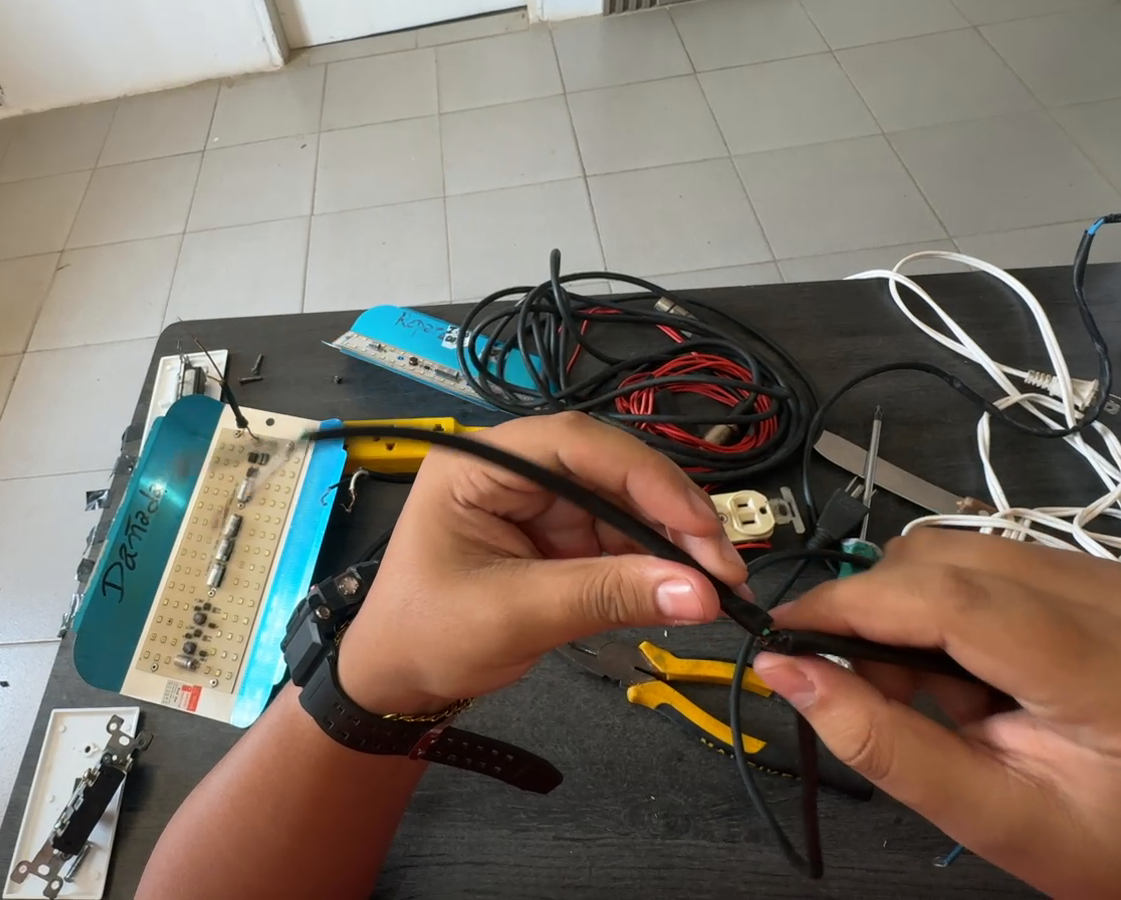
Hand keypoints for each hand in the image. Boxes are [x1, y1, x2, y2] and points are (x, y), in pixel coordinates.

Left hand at [335, 413, 748, 714]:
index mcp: (479, 463)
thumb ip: (604, 595)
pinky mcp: (554, 533)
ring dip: (669, 539)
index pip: (573, 442)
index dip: (643, 476)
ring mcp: (537, 501)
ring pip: (621, 501)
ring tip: (716, 584)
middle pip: (606, 467)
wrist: (398, 676)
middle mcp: (512, 469)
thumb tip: (702, 592)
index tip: (698, 525)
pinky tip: (682, 586)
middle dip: (667, 511)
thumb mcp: (513, 613)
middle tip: (722, 565)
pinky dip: (651, 561)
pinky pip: (615, 535)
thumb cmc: (429, 633)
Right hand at [752, 529, 1120, 899]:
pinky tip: (970, 656)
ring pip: (960, 548)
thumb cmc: (1115, 860)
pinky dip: (949, 597)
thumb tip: (779, 667)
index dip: (854, 603)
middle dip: (879, 608)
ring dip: (912, 601)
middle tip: (872, 681)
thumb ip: (876, 741)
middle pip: (951, 561)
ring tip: (931, 680)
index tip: (786, 627)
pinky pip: (991, 555)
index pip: (958, 604)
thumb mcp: (986, 820)